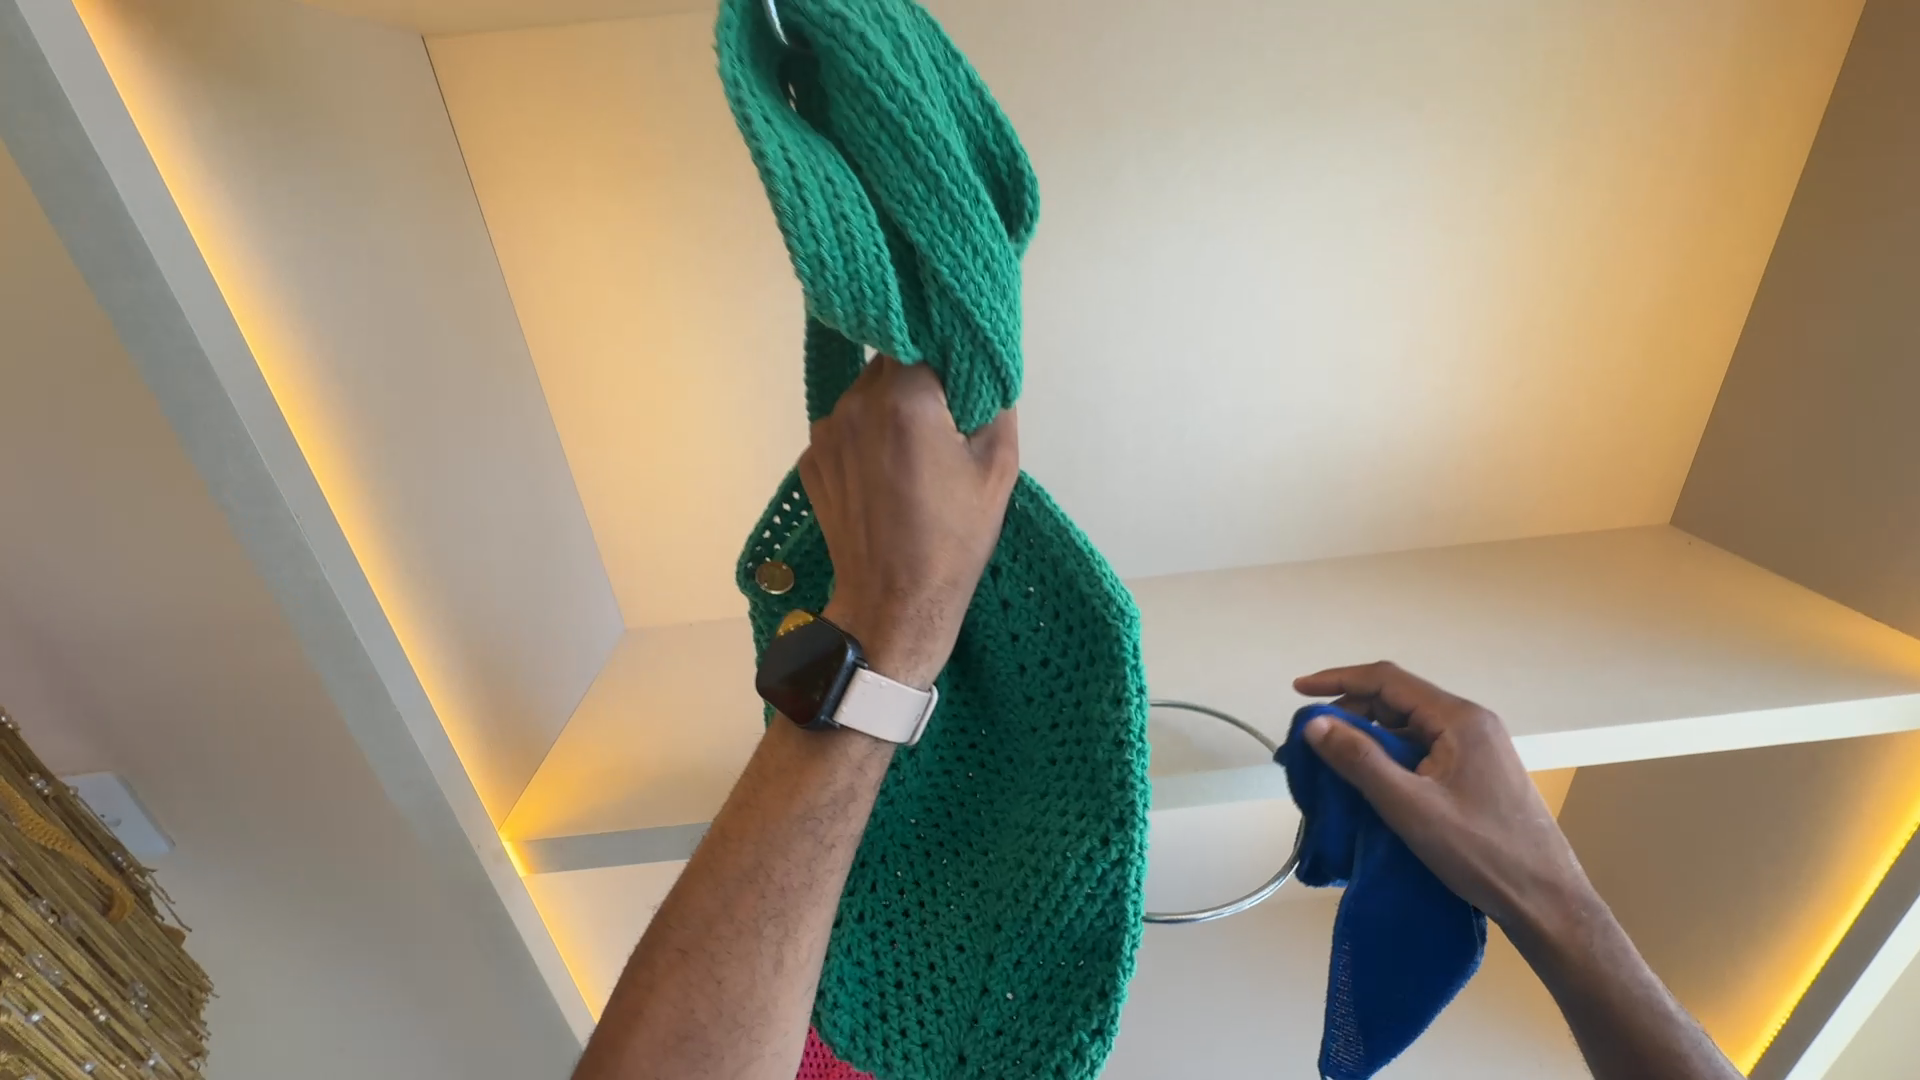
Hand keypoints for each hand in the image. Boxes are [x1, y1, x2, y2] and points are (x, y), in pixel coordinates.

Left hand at [801, 356, 1018, 689]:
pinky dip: (865, 441)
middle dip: (918, 383)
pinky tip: (884, 479)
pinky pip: (844, 431)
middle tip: (944, 424)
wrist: (894, 603)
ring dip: (889, 412)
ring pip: (863, 397)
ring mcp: (824, 435)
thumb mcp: (997, 467)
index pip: (923, 340)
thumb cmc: (954, 538)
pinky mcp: (810, 462)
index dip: (945, 354)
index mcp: (903, 400)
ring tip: (912, 459)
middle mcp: (853, 406)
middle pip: (889, 364)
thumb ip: (994, 401)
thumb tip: (983, 368)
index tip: (960, 378)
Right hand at [1293, 662, 1598, 943]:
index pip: (1386, 679)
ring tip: (1335, 760)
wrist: (1551, 906)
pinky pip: (1420, 747)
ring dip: (1367, 735)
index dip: (1337, 679)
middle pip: (1396, 699)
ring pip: (1406, 724)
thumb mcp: (1410, 806)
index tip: (1298, 691)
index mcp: (1459, 720)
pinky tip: (1370, 777)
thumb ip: (1359, 760)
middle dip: (1350, 710)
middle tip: (1315, 737)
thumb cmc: (1482, 853)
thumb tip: (1313, 723)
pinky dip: (1388, 754)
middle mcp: (1471, 723)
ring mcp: (1476, 747)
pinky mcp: (1475, 771)